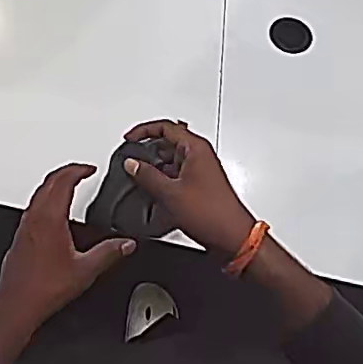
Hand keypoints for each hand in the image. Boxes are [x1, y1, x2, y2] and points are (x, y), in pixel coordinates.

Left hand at [0, 163, 135, 334]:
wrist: (16, 305)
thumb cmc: (42, 289)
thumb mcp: (85, 271)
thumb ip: (109, 253)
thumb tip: (125, 244)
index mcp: (50, 218)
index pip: (63, 180)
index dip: (78, 169)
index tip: (89, 168)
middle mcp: (34, 217)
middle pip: (49, 181)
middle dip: (66, 171)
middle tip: (81, 170)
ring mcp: (24, 225)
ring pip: (38, 192)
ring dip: (54, 183)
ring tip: (68, 184)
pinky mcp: (19, 235)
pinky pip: (32, 205)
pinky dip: (45, 197)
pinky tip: (52, 211)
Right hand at [122, 120, 256, 254]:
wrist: (232, 236)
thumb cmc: (213, 214)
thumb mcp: (170, 193)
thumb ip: (147, 176)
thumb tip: (132, 164)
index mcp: (195, 148)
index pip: (165, 127)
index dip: (144, 130)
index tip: (130, 139)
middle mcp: (199, 155)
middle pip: (167, 142)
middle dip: (148, 150)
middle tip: (132, 160)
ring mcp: (199, 169)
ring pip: (171, 159)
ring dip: (154, 167)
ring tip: (139, 177)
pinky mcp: (198, 184)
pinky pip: (176, 173)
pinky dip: (163, 178)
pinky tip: (152, 190)